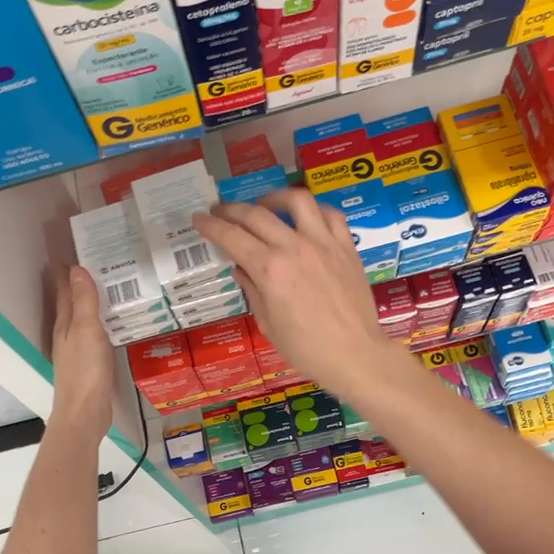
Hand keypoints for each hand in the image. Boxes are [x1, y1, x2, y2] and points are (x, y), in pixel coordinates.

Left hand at [47, 265, 115, 444]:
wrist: (85, 413)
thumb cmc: (85, 371)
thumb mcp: (87, 331)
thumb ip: (84, 301)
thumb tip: (78, 269)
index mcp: (65, 324)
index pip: (65, 290)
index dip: (69, 271)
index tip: (80, 251)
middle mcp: (68, 334)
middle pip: (73, 303)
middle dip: (82, 284)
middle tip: (102, 264)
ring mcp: (78, 350)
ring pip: (84, 319)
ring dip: (94, 304)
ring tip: (113, 289)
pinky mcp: (90, 364)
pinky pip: (96, 335)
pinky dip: (104, 324)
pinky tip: (116, 325)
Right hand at [193, 189, 405, 398]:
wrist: (355, 355)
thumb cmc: (306, 350)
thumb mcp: (268, 325)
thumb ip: (253, 291)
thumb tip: (240, 269)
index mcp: (269, 270)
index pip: (232, 238)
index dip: (211, 226)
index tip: (198, 219)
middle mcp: (294, 248)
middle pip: (256, 215)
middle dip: (231, 210)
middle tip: (219, 212)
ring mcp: (323, 243)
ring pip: (296, 201)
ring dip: (273, 197)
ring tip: (263, 206)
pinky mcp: (346, 247)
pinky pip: (330, 214)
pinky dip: (314, 209)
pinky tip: (304, 217)